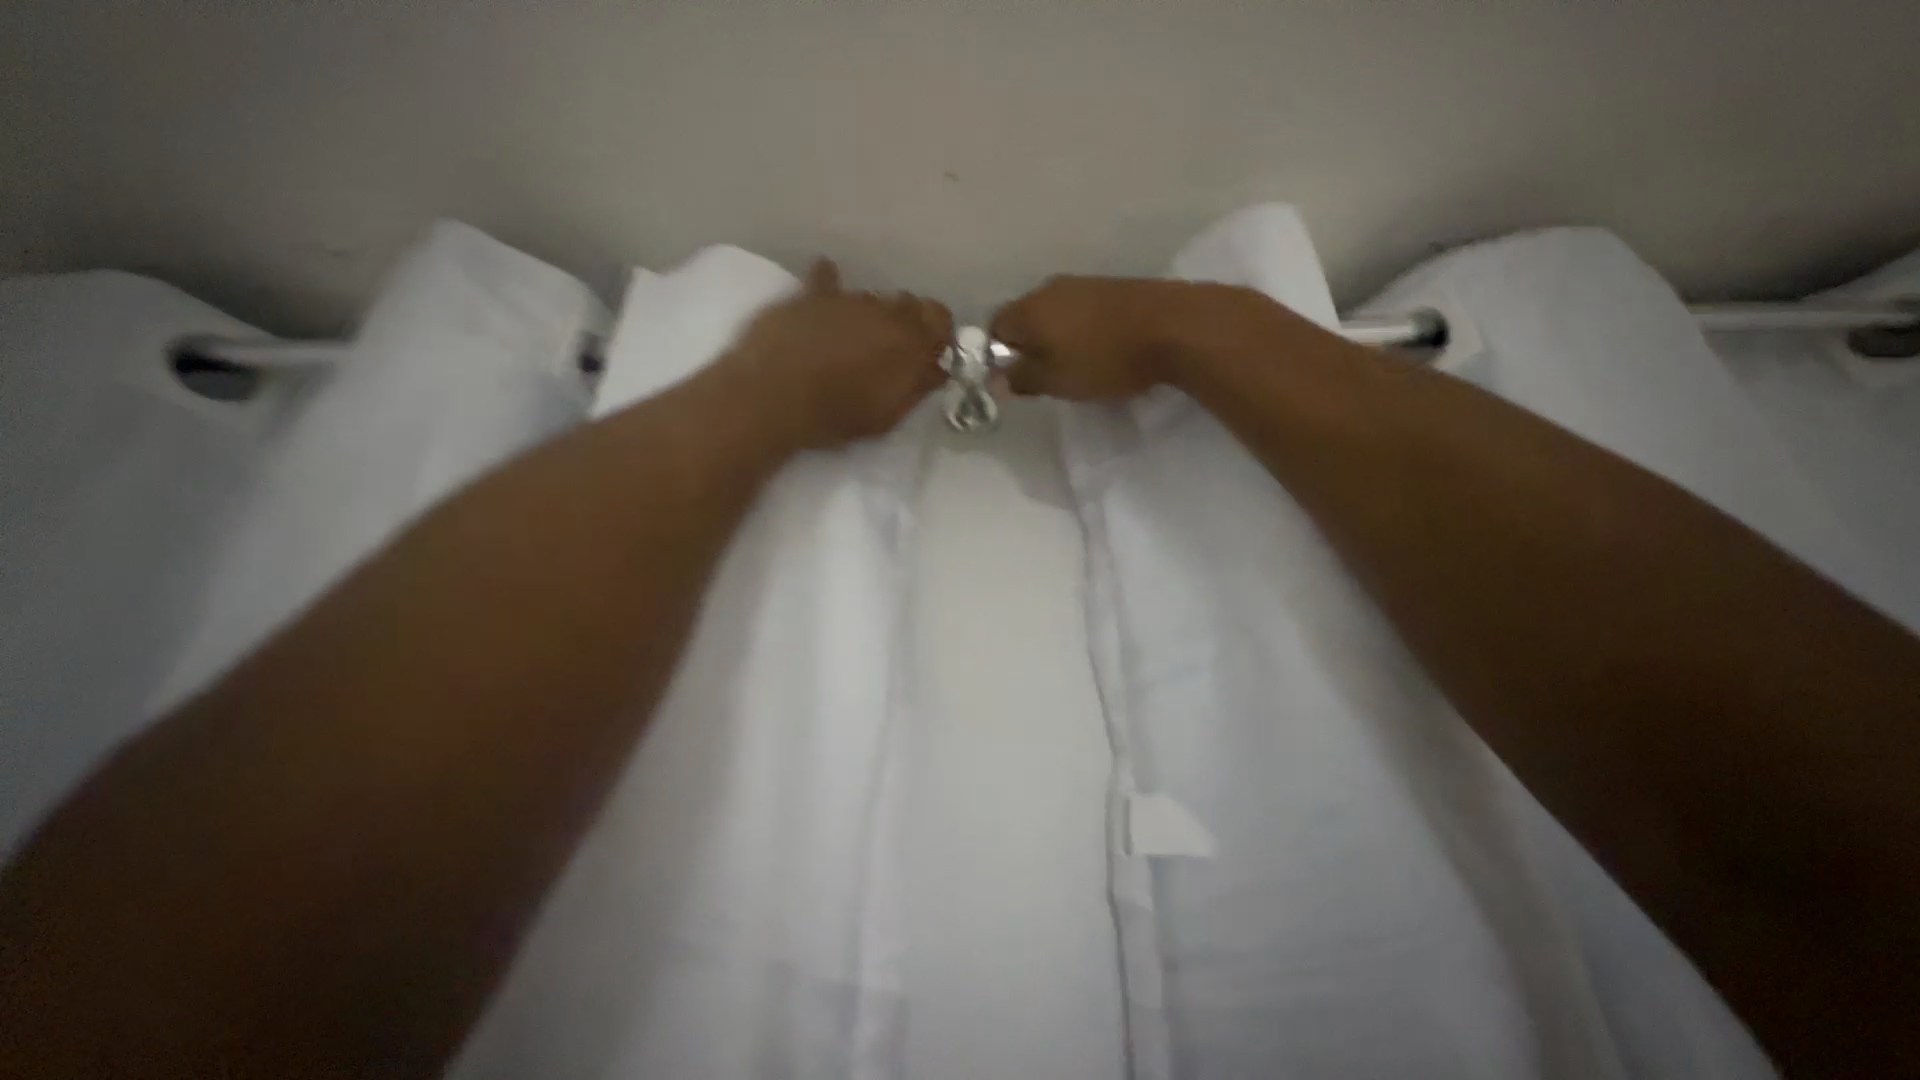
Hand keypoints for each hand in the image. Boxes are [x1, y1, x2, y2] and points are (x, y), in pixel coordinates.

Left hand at [720, 259, 950, 448]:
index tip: (929, 354)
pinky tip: (826, 290)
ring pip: (871, 296)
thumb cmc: (836, 414)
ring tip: (853, 338)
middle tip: (892, 350)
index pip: (940, 317)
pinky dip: (830, 283)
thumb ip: (917, 388)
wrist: (773, 396)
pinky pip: (826, 278)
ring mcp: (846, 298)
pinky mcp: (810, 295)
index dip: (938, 333)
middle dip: (906, 322)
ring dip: (870, 313)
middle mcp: (883, 309)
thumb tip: (937, 369)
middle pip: (908, 303)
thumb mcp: (887, 416)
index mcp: (909, 339)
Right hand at [989, 276, 1263, 400]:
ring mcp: (1084, 283)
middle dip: (1030, 345)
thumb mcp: (1056, 381)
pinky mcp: (1114, 287)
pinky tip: (1103, 347)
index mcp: (1028, 308)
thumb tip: (997, 378)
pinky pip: (1084, 310)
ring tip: (1079, 363)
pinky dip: (1084, 329)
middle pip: (1025, 317)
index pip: (994, 328)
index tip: (1017, 378)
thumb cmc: (1105, 359)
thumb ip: (1022, 378)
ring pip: (1056, 312)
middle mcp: (1050, 288)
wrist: (1174, 326)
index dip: (998, 355)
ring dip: (1059, 336)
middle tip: (1048, 375)